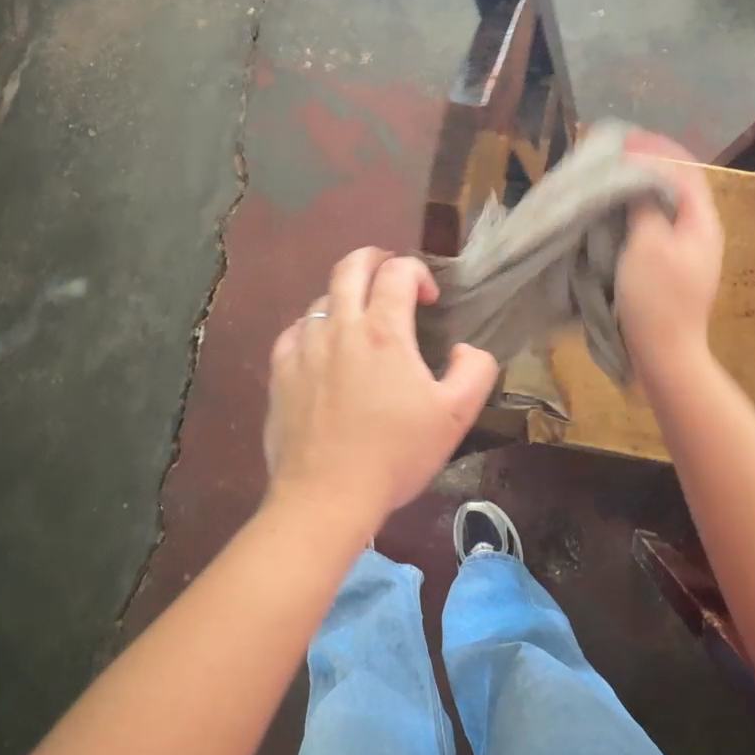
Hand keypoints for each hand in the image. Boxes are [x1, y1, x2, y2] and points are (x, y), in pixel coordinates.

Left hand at [264, 248, 499, 531]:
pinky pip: (294, 331)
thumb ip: (474, 370)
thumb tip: (466, 348)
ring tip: (361, 315)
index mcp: (384, 330)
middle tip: (390, 271)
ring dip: (346, 295)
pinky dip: (313, 326)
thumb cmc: (396, 455)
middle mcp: (340, 327)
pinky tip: (322, 345)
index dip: (418, 273)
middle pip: (351, 266)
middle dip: (374, 258)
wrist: (326, 496)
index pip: (398, 272)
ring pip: (322, 298)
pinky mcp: (279, 372)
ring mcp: (304, 347)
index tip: (430, 298)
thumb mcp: (456, 416)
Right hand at [617, 132, 724, 372]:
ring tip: (610, 178)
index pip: (684, 170)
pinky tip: (614, 214)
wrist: (665, 355)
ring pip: (664, 207)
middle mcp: (699, 232)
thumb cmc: (657, 298)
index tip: (624, 139)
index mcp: (701, 222)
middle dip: (647, 165)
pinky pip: (654, 227)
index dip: (656, 149)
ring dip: (639, 189)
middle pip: (676, 185)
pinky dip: (635, 212)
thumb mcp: (648, 244)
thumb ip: (644, 203)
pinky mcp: (670, 268)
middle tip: (613, 156)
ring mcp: (686, 252)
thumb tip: (639, 171)